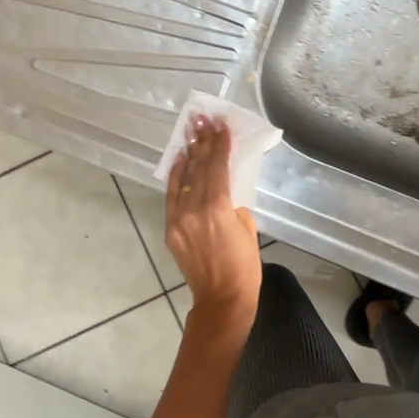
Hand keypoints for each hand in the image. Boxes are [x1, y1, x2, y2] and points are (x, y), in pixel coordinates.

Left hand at [165, 115, 261, 318]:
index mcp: (217, 207)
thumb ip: (234, 204)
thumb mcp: (248, 228)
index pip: (217, 167)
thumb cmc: (244, 266)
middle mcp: (194, 208)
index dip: (219, 144)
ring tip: (191, 129)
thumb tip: (224, 190)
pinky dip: (176, 175)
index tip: (220, 124)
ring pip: (184, 178)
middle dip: (203, 141)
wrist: (222, 299)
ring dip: (189, 152)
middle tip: (203, 118)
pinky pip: (173, 195)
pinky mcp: (171, 228)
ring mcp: (179, 218)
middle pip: (199, 167)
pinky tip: (180, 158)